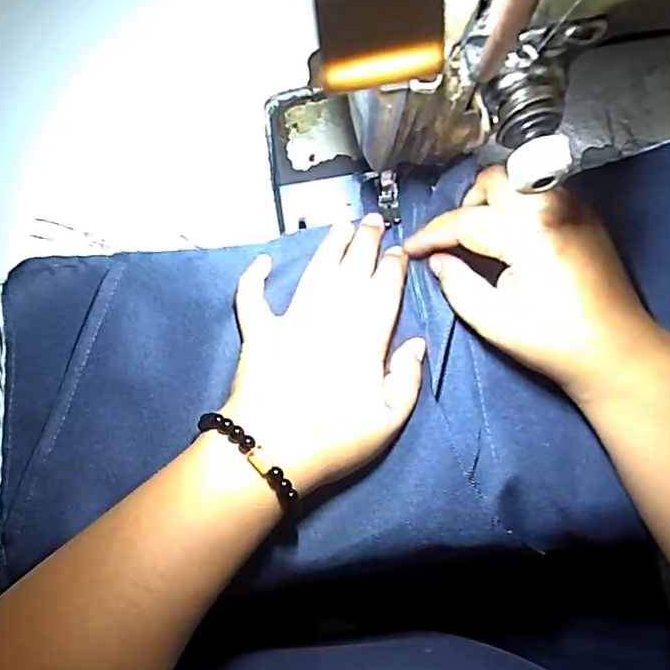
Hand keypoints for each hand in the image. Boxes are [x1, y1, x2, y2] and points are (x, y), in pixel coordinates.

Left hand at [220, 214, 427, 489]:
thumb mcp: (388, 420)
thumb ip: (407, 378)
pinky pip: (252, 298)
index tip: (399, 249)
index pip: (384, 287)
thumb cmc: (334, 440)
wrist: (270, 450)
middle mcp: (330, 317)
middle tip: (373, 220)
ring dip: (328, 246)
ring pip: (314, 272)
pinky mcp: (258, 333)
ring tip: (340, 225)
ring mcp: (291, 321)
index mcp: (366, 336)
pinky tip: (261, 262)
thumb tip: (416, 345)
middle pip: (352, 268)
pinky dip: (254, 278)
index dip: (393, 264)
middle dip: (365, 241)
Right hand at [402, 166, 658, 400]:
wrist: (613, 348)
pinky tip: (512, 240)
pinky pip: (540, 195)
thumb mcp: (491, 319)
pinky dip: (517, 207)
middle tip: (453, 239)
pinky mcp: (585, 216)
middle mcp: (551, 205)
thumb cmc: (553, 340)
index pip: (465, 220)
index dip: (431, 234)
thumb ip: (456, 283)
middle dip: (465, 206)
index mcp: (526, 231)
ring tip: (481, 237)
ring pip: (519, 181)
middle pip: (493, 180)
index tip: (411, 248)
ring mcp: (572, 207)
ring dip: (492, 201)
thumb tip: (438, 260)